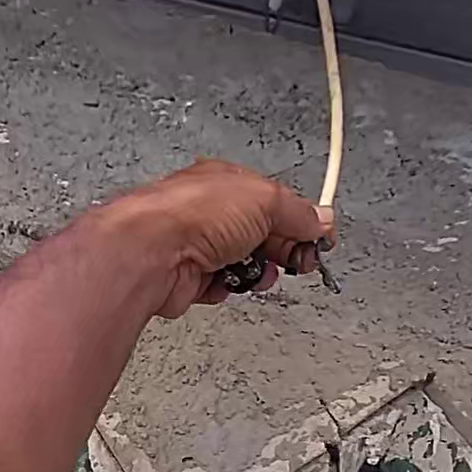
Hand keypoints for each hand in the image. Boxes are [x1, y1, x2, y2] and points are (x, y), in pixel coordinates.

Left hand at [95, 159, 335, 318]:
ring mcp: (199, 246)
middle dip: (282, 251)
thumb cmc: (192, 214)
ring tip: (253, 272)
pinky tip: (224, 282)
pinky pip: (221, 286)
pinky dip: (227, 287)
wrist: (151, 253)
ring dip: (256, 272)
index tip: (318, 242)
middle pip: (262, 235)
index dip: (300, 223)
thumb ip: (298, 211)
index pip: (276, 203)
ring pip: (243, 264)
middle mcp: (211, 212)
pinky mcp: (188, 278)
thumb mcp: (265, 200)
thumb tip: (320, 219)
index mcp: (229, 183)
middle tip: (295, 262)